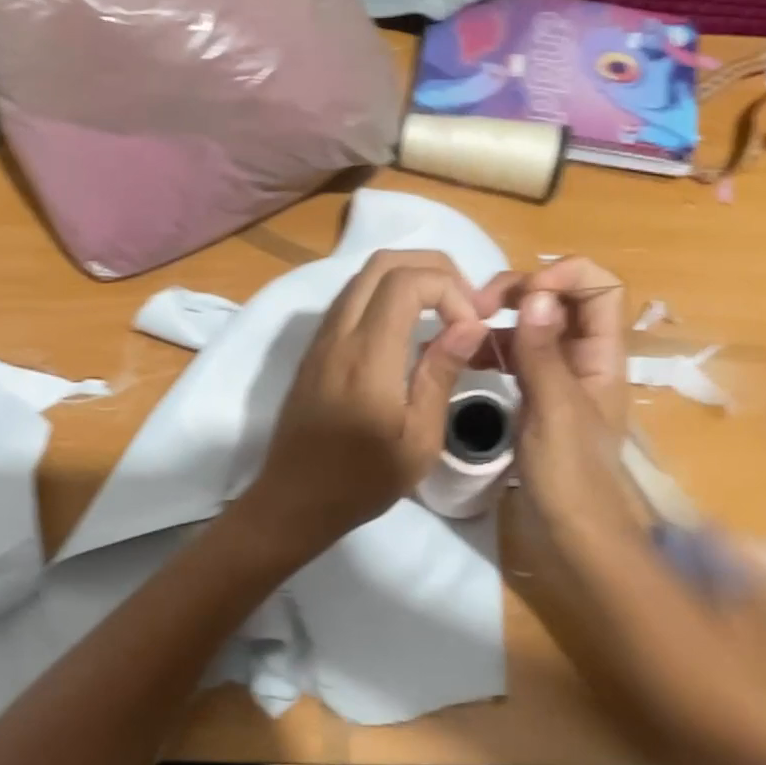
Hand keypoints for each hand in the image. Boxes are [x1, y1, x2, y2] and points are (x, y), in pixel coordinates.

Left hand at [237, 250, 490, 553]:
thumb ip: (441, 374)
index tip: (470, 327)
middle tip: (462, 305)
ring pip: (361, 278)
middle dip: (432, 268)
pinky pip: (348, 302)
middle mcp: (338, 334)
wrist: (295, 501)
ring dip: (406, 280)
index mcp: (368, 355)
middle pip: (382, 263)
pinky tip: (406, 332)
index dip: (449, 289)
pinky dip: (383, 298)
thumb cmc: (362, 481)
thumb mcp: (418, 439)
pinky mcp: (313, 353)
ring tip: (441, 314)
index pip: (408, 281)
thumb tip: (470, 324)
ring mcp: (320, 341)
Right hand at [477, 259, 644, 572]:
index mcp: (603, 355)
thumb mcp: (555, 409)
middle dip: (522, 290)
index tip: (521, 295)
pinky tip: (467, 355)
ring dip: (502, 318)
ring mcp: (559, 380)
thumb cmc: (570, 475)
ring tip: (464, 327)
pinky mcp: (536, 400)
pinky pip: (518, 357)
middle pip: (562, 299)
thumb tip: (535, 292)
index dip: (563, 275)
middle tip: (476, 306)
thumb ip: (544, 351)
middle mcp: (584, 359)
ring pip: (535, 327)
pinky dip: (495, 348)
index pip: (599, 287)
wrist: (571, 535)